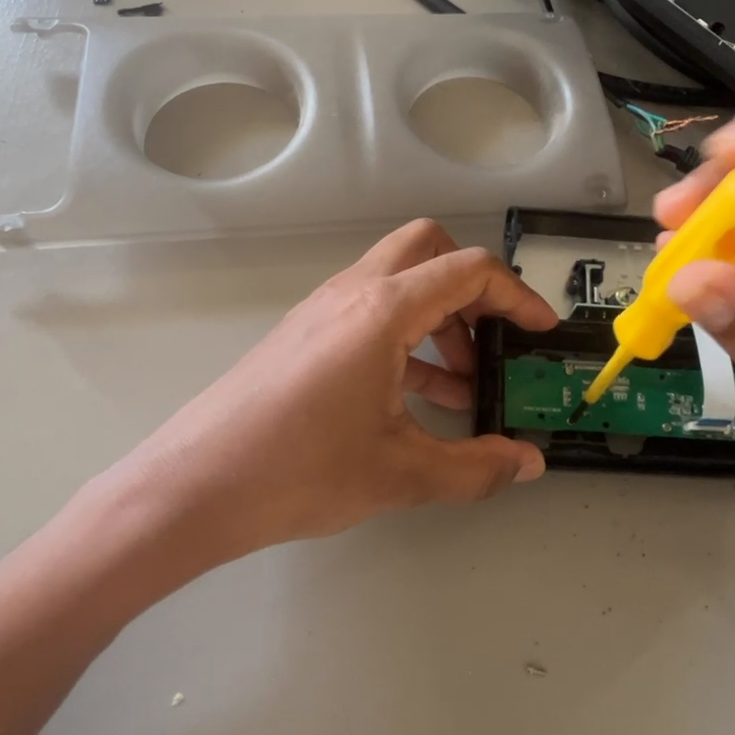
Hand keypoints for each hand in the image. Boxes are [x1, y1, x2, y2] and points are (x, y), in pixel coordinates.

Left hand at [114, 220, 555, 562]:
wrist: (193, 486)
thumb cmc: (299, 471)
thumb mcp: (400, 474)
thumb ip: (476, 467)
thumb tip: (529, 465)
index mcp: (382, 310)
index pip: (468, 270)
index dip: (517, 295)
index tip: (540, 331)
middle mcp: (353, 293)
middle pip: (429, 248)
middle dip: (474, 286)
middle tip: (496, 339)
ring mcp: (322, 310)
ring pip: (398, 282)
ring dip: (440, 317)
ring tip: (464, 386)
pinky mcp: (304, 334)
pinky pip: (370, 313)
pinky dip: (406, 338)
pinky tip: (418, 397)